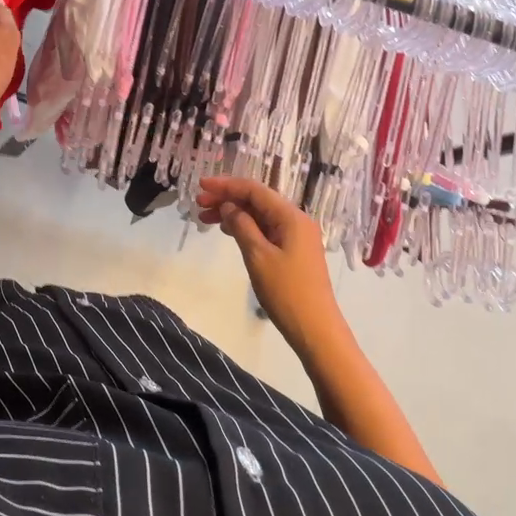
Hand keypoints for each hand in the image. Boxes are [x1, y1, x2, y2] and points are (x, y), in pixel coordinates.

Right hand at [197, 175, 342, 347]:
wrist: (316, 330)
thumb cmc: (286, 292)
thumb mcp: (258, 256)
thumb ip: (241, 225)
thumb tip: (228, 205)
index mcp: (291, 216)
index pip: (254, 190)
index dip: (226, 185)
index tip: (201, 185)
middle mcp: (296, 220)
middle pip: (257, 200)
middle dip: (227, 198)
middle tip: (199, 204)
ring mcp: (296, 237)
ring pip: (260, 215)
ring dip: (234, 213)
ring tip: (206, 218)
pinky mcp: (293, 252)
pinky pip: (266, 230)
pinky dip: (245, 227)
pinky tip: (228, 231)